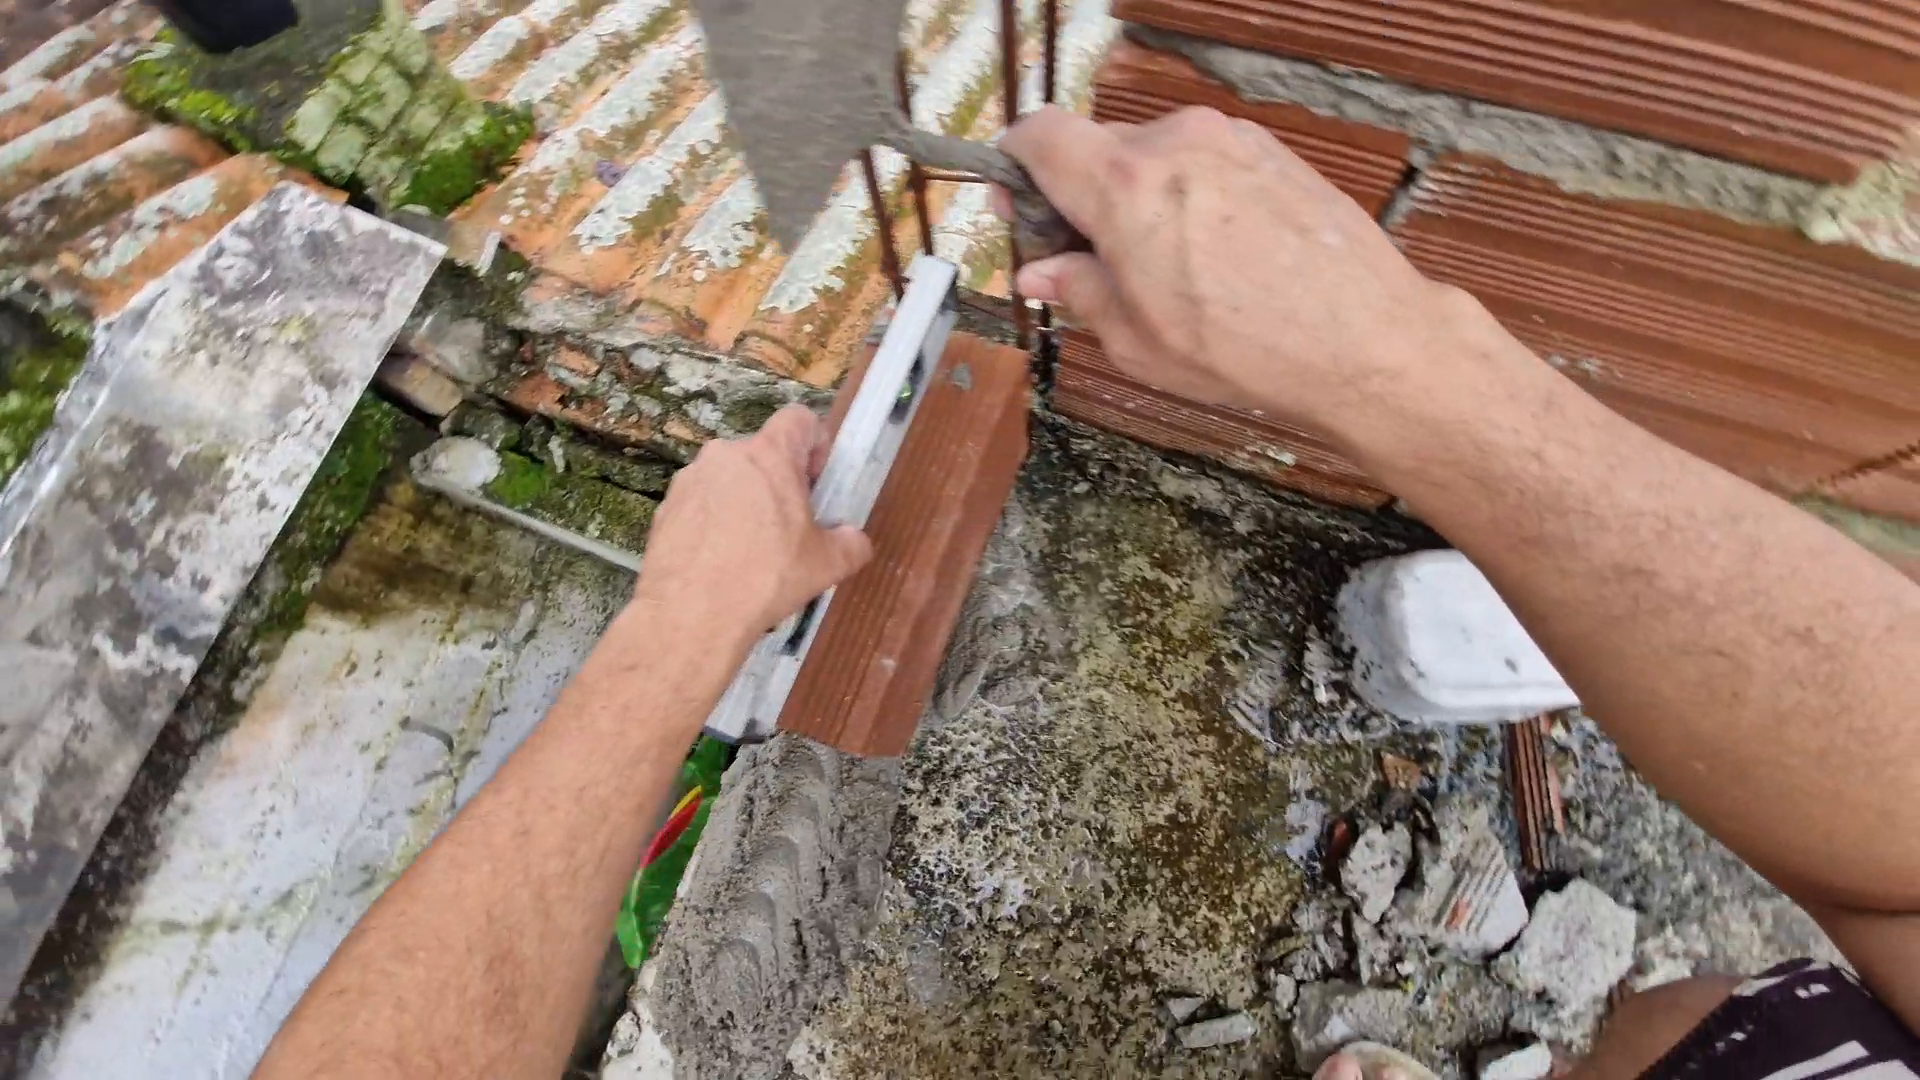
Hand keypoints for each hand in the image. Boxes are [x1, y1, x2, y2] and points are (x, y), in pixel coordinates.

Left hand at [631, 405, 872, 647]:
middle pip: (763, 454)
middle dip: (780, 483)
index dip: (815, 444)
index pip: (799, 419)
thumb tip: (855, 540)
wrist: (691, 615)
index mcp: (768, 456)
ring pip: (730, 479)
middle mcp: (725, 456)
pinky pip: (702, 504)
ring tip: (752, 551)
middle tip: (790, 528)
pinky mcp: (665, 508)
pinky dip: (715, 523)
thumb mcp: (827, 565)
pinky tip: (721, 562)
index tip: (817, 483)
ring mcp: (689, 480)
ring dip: (746, 502)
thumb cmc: (766, 578)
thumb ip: (852, 544)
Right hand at [999, 106, 1471, 435]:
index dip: (1014, 166)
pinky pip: (1197, 161)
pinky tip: (1202, 253)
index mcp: (1124, 187)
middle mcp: (1173, 142)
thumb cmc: (1239, 349)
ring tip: (1153, 268)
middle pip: (1094, 148)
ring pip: (1148, 155)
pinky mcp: (1268, 150)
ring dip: (1130, 200)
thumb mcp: (1133, 339)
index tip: (1015, 203)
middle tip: (1082, 259)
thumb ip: (1077, 289)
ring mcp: (1228, 138)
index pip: (1041, 136)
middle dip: (1075, 197)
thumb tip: (1037, 270)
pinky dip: (1178, 196)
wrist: (1359, 338)